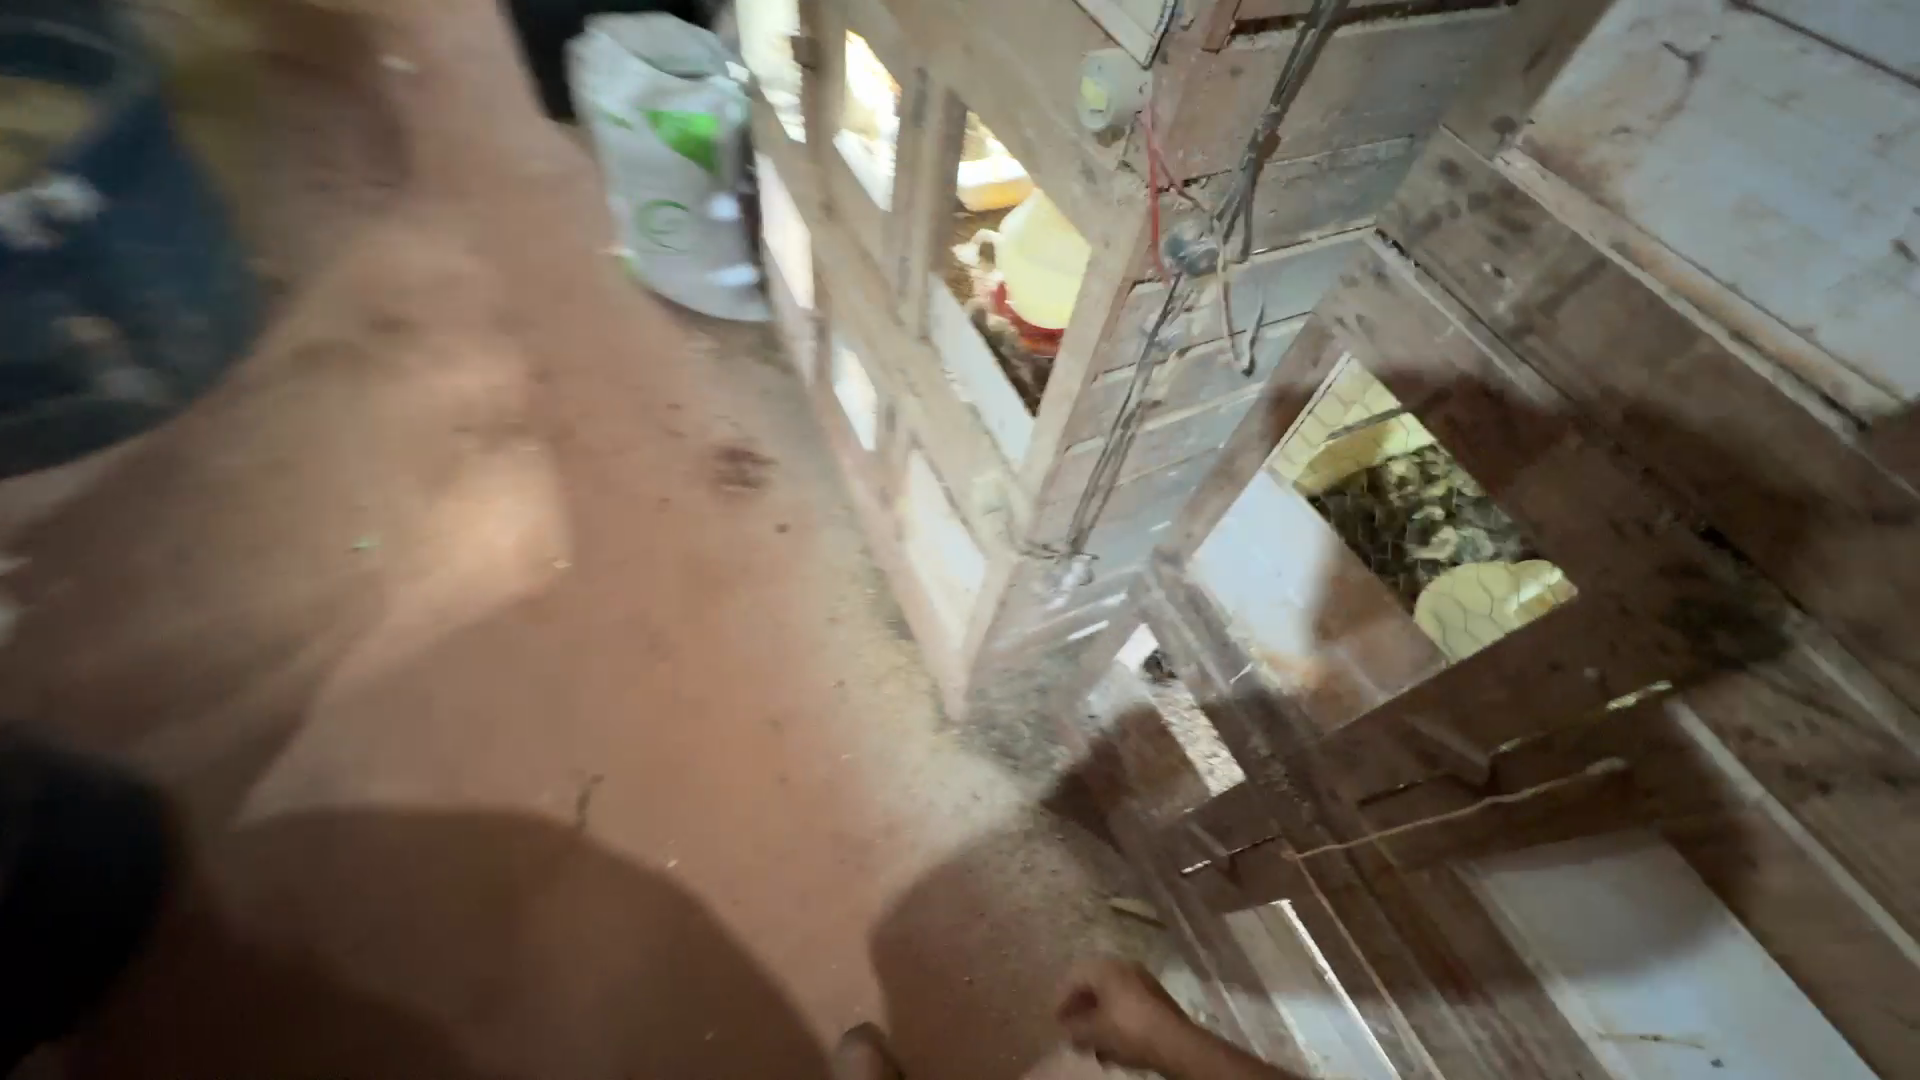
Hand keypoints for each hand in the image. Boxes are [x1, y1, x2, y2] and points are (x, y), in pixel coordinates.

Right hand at [1055, 956, 1194, 1071]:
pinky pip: (1128, 1005)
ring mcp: (1142, 979)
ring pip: (1112, 998)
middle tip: (1075, 1032)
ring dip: (1100, 1019)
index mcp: (1105, 967)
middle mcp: (1122, 965)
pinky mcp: (1156, 997)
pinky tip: (1115, 1044)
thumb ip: (1076, 1029)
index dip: (1063, 1001)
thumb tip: (1066, 1030)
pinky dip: (1117, 1021)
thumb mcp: (1095, 1032)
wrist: (1174, 1041)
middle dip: (1082, 1011)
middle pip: (1094, 987)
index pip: (1074, 978)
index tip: (1057, 1021)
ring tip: (1094, 1044)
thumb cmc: (1128, 1029)